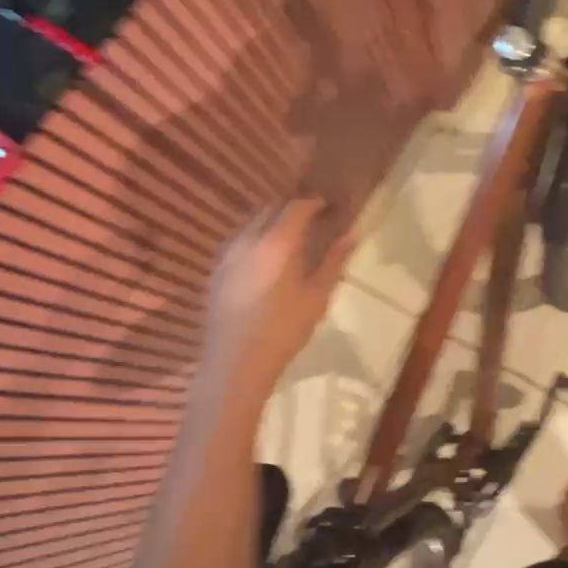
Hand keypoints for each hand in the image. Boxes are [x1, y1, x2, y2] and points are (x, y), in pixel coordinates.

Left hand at [206, 197, 355, 394]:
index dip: (314, 202)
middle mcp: (248, 240)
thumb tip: (352, 234)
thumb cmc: (283, 331)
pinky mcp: (216, 271)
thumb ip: (334, 261)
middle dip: (291, 209)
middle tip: (312, 220)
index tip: (329, 206)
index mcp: (276, 243)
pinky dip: (255, 239)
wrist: (235, 365)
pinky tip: (266, 259)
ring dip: (271, 223)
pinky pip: (239, 241)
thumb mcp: (317, 297)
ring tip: (290, 238)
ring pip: (251, 224)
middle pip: (270, 209)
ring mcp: (227, 255)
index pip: (296, 207)